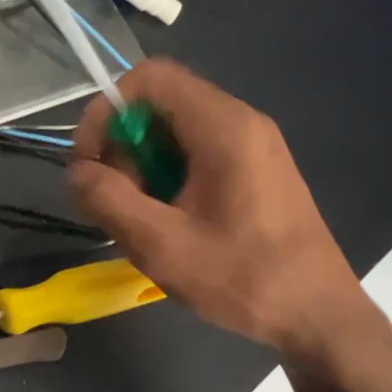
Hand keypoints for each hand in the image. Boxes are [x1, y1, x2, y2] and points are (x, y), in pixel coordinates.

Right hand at [68, 60, 379, 361]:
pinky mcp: (251, 171)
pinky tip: (166, 224)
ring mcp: (249, 147)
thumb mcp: (160, 243)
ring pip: (171, 133)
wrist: (314, 313)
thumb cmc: (241, 277)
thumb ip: (109, 199)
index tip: (91, 162)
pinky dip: (164, 180)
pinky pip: (192, 155)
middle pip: (158, 105)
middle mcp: (240, 123)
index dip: (105, 111)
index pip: (149, 78)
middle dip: (121, 148)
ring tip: (141, 220)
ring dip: (139, 169)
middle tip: (117, 202)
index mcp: (223, 128)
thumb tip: (76, 171)